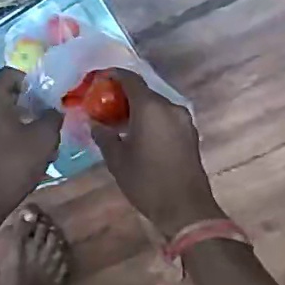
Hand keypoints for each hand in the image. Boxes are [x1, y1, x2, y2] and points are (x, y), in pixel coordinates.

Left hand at [0, 69, 62, 221]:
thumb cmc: (12, 163)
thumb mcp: (44, 137)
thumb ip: (52, 116)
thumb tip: (54, 110)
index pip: (12, 73)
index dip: (33, 83)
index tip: (49, 98)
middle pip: (4, 92)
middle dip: (27, 104)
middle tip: (47, 118)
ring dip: (17, 120)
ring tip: (38, 139)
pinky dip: (4, 132)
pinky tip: (22, 151)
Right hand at [92, 71, 225, 239]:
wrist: (186, 209)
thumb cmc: (147, 181)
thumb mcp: (117, 159)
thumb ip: (104, 135)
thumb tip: (94, 123)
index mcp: (150, 107)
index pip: (130, 79)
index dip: (113, 75)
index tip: (98, 79)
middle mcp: (170, 107)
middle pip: (144, 92)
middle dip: (123, 95)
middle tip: (105, 105)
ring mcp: (184, 121)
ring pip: (156, 105)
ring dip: (138, 109)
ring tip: (120, 122)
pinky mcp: (190, 134)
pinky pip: (166, 117)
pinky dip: (151, 119)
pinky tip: (139, 134)